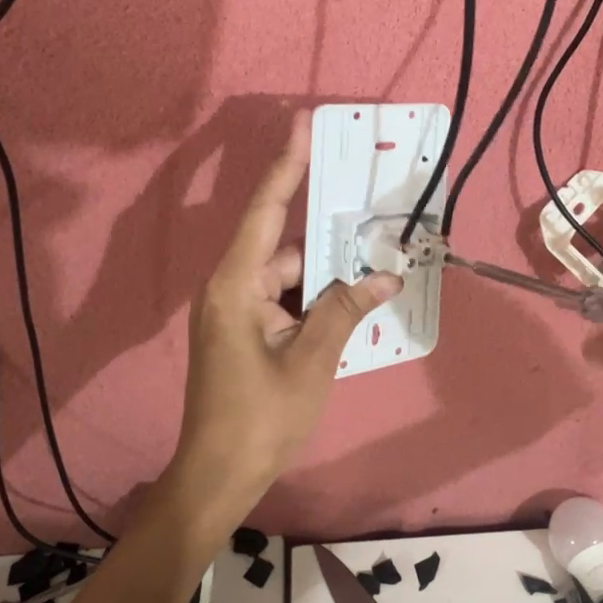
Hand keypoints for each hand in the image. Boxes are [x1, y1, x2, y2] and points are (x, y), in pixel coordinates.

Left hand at [164, 113, 399, 524]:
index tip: (303, 123)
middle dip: (330, 236)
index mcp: (235, 285)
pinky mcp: (245, 331)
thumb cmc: (259, 418)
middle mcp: (231, 287)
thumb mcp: (310, 361)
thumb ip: (345, 310)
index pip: (265, 210)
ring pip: (291, 275)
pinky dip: (317, 299)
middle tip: (372, 211)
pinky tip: (355, 301)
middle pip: (285, 245)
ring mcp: (237, 310)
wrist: (216, 479)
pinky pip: (287, 299)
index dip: (286, 165)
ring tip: (377, 262)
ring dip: (329, 275)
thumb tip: (385, 274)